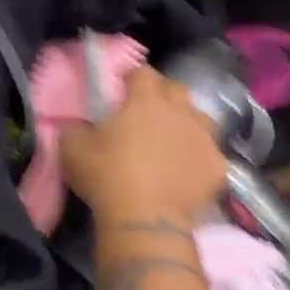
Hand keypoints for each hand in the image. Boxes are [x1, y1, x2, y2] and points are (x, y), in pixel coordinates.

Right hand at [61, 67, 225, 224]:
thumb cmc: (105, 175)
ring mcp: (205, 138)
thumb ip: (76, 129)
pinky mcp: (218, 165)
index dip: (131, 77)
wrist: (145, 216)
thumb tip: (80, 126)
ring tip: (168, 138)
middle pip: (176, 89)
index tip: (120, 88)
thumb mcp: (71, 149)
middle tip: (144, 111)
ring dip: (184, 121)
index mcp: (144, 102)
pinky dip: (195, 156)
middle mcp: (181, 112)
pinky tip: (182, 170)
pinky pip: (208, 152)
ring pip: (199, 117)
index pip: (143, 73)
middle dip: (162, 93)